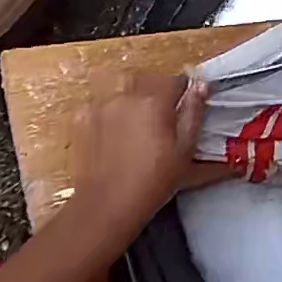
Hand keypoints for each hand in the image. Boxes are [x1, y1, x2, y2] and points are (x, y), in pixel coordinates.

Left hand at [66, 74, 211, 221]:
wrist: (108, 202)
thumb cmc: (154, 180)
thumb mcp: (185, 149)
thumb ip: (194, 113)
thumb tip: (200, 86)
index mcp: (154, 101)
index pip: (175, 80)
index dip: (184, 91)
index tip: (185, 103)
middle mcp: (126, 96)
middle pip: (147, 79)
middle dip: (158, 91)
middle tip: (162, 115)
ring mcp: (100, 104)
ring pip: (121, 86)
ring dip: (132, 95)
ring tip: (136, 119)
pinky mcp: (81, 117)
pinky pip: (99, 101)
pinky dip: (109, 108)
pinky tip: (113, 128)